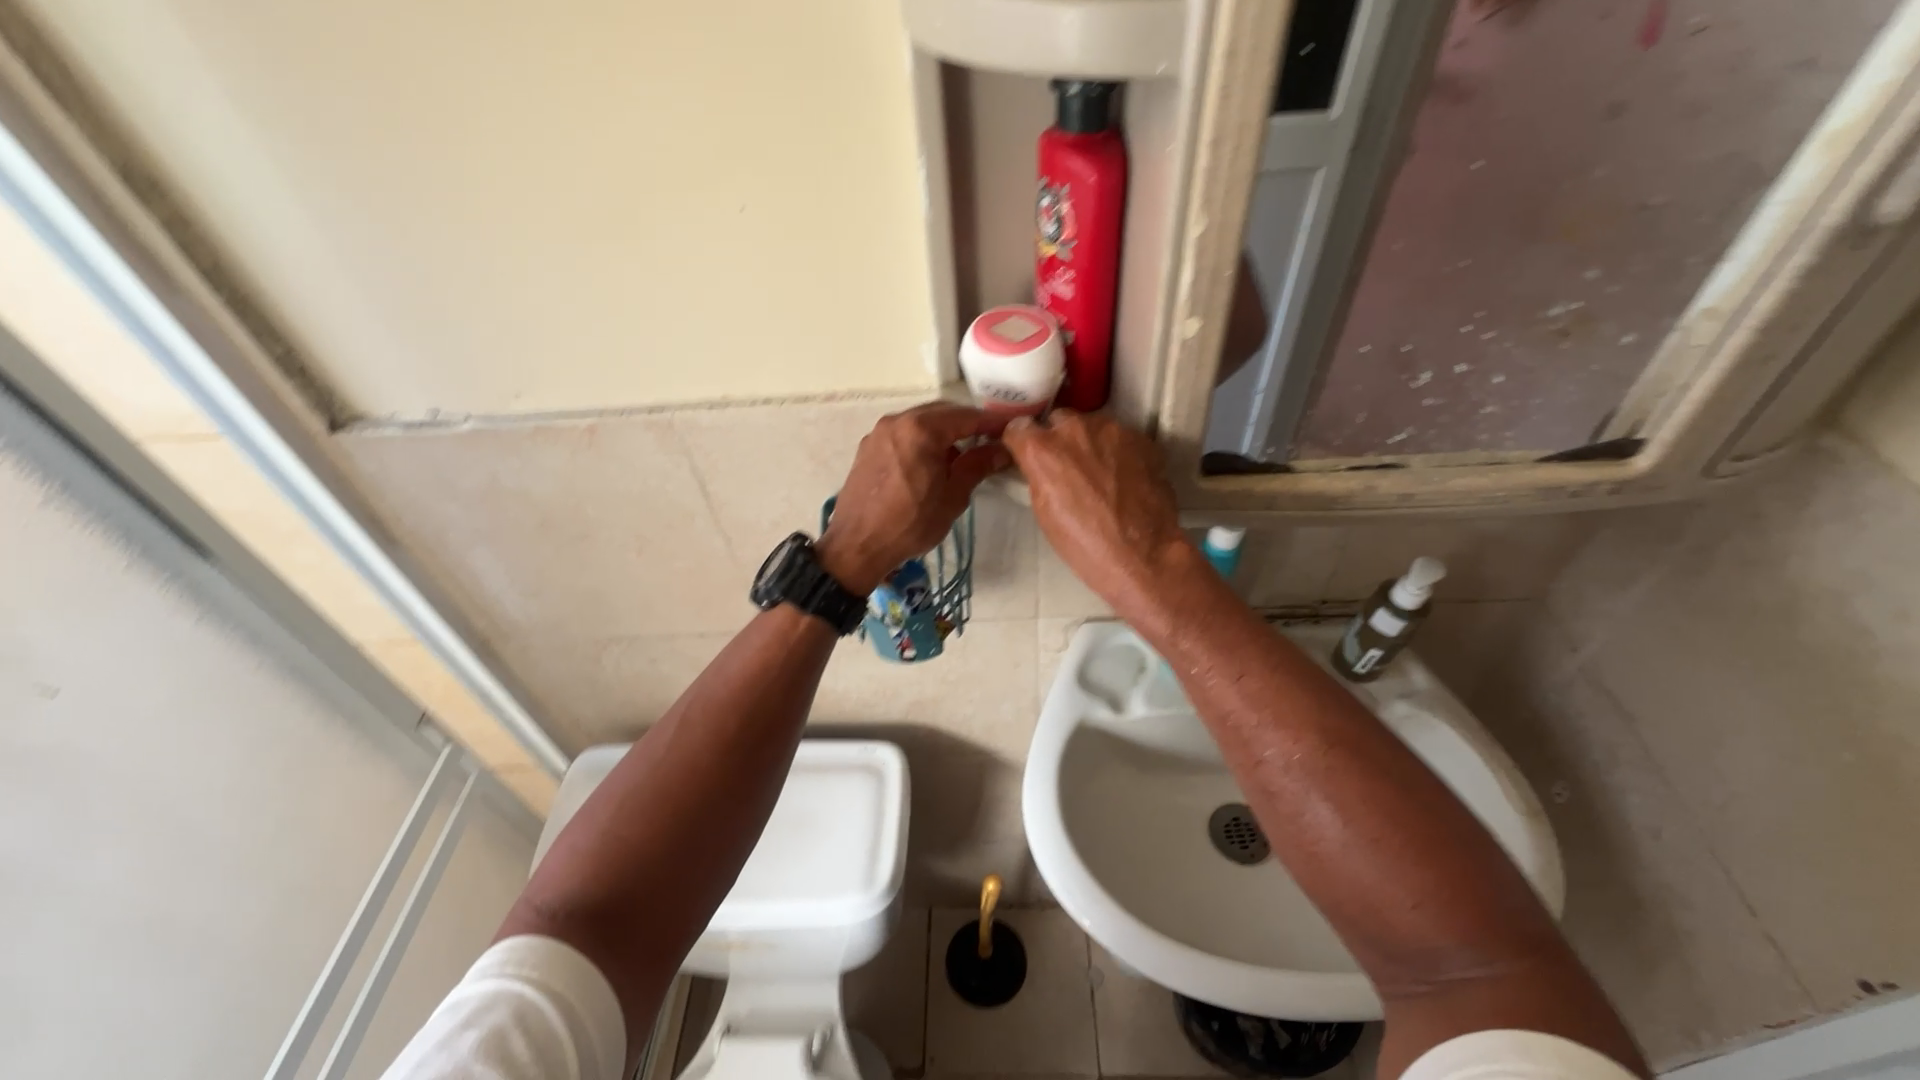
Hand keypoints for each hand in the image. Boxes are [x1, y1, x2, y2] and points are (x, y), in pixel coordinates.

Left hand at [818, 402, 1009, 593]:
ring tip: (962, 455)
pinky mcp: (868, 447)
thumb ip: (977, 466)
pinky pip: (903, 434)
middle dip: (967, 425)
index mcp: (921, 429)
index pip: (966, 416)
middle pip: (942, 413)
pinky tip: (932, 463)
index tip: (1012, 430)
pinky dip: (922, 441)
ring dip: (944, 433)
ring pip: (921, 422)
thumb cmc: (910, 523)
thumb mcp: (952, 496)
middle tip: (990, 442)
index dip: (992, 423)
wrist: (857, 546)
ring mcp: (879, 432)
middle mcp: (897, 421)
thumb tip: (1001, 450)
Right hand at [1002, 410, 1191, 613]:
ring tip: (1101, 473)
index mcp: (1042, 449)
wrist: (1141, 555)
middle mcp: (1075, 429)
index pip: (1019, 427)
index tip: (1028, 454)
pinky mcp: (1141, 438)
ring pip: (1093, 426)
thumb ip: (1038, 474)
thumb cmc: (1082, 542)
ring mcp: (1112, 430)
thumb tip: (1041, 464)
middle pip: (1059, 420)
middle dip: (1060, 438)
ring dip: (1091, 443)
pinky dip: (1118, 452)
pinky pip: (1121, 438)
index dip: (1023, 442)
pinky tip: (1124, 478)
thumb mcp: (1043, 510)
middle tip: (1068, 466)